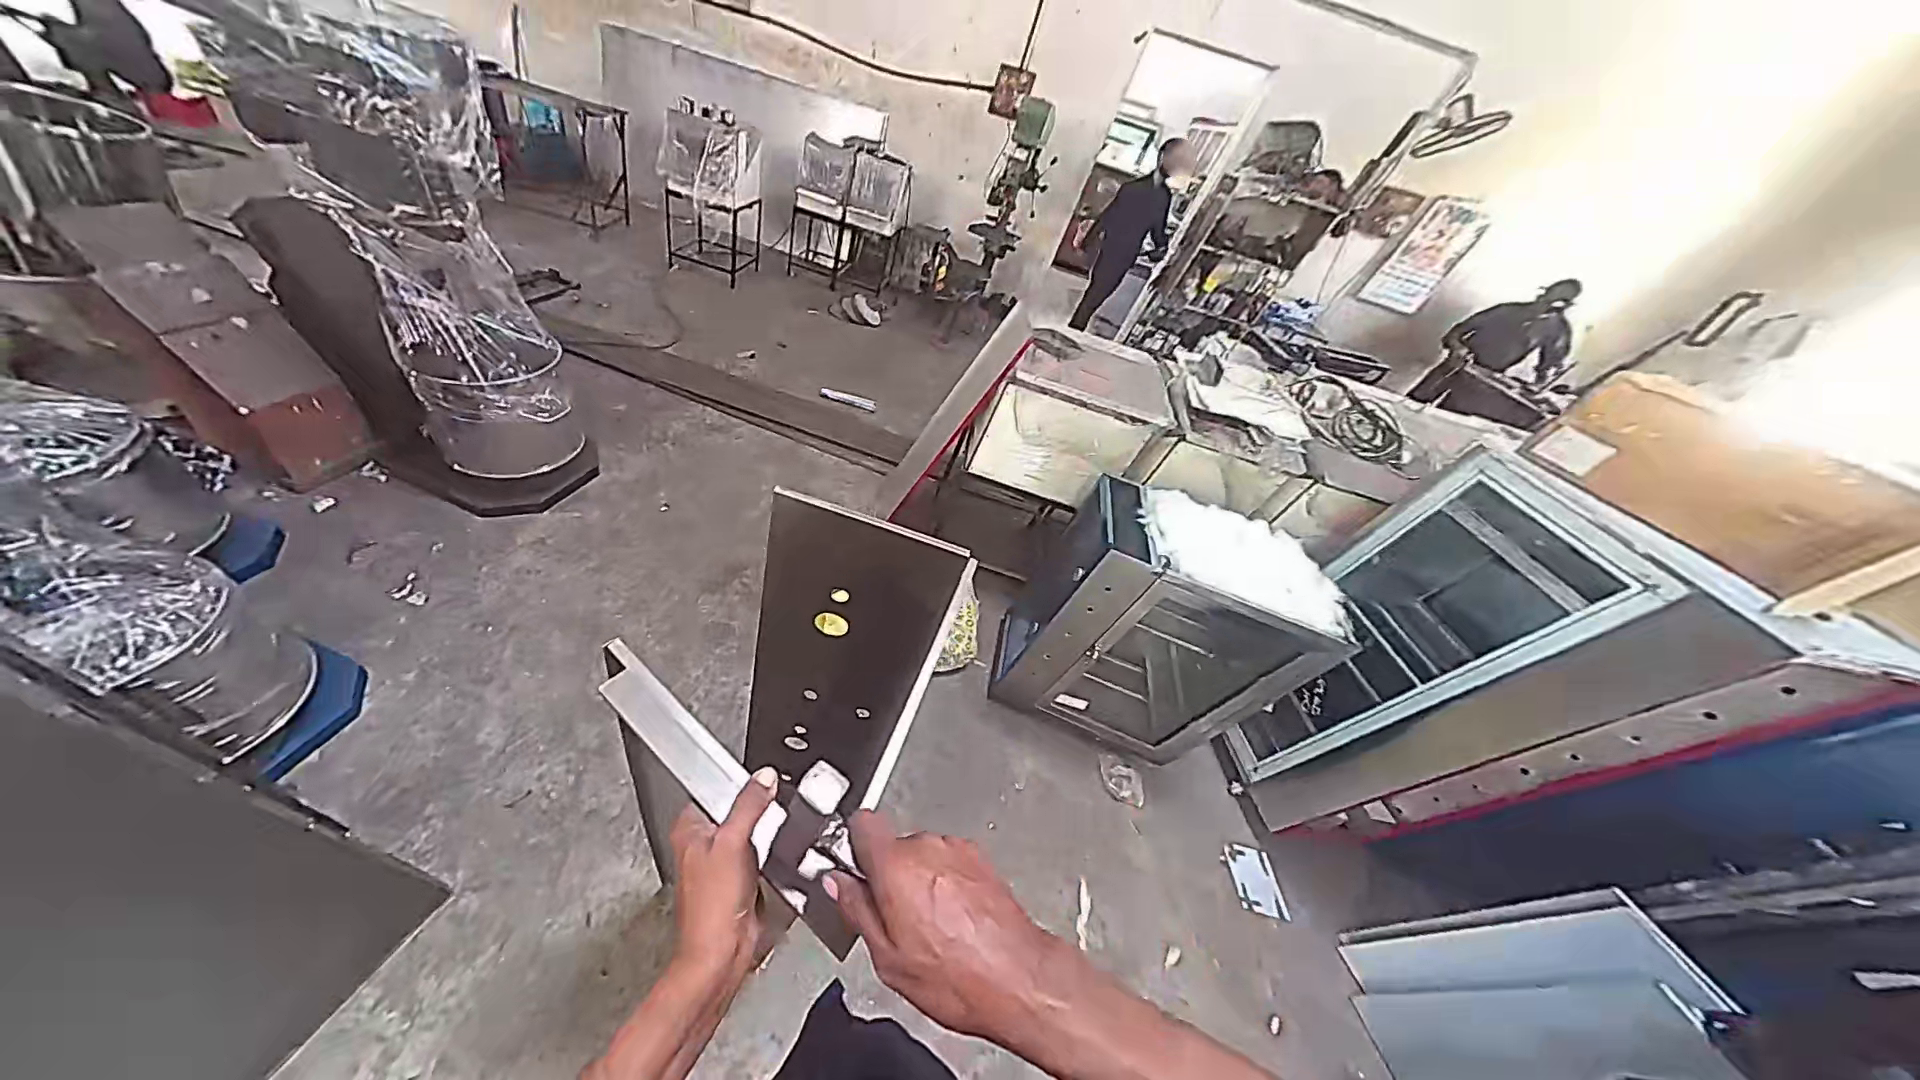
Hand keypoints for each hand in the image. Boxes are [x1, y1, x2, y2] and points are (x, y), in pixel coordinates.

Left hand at [668, 767, 777, 980]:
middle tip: (765, 822)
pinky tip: (768, 865)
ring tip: (765, 849)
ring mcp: (721, 862)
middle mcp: (701, 843)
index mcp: (689, 828)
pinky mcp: (738, 878)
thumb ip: (750, 805)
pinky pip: (761, 853)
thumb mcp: (733, 842)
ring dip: (764, 836)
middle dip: (757, 813)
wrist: (722, 954)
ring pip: (753, 831)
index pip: (719, 789)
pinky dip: (768, 855)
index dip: (743, 786)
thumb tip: (764, 777)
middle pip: (739, 809)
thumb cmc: (710, 908)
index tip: (762, 789)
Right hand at [824, 810, 1058, 1041]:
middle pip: (892, 846)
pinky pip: (947, 862)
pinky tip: (952, 920)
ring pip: (921, 855)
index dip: (853, 843)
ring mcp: (955, 849)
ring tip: (929, 926)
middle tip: (894, 918)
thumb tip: (839, 884)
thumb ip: (857, 910)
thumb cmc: (958, 975)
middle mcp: (926, 847)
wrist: (1018, 976)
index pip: (863, 823)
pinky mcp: (978, 857)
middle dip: (888, 875)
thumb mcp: (888, 959)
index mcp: (896, 866)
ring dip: (919, 880)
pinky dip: (945, 883)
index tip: (851, 867)